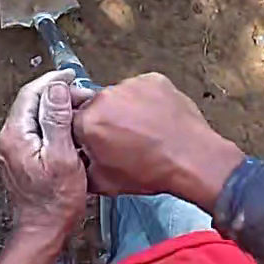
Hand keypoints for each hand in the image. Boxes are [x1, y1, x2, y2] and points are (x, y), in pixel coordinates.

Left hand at [0, 70, 89, 263]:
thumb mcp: (62, 156)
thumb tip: (56, 88)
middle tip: (84, 97)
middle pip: (31, 103)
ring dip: (56, 109)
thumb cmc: (55, 200)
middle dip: (57, 95)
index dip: (53, 81)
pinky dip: (52, 125)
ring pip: (34, 116)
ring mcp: (12, 149)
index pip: (31, 93)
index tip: (72, 77)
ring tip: (80, 110)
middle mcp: (8, 139)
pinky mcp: (20, 158)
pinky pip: (35, 131)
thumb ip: (57, 120)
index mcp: (15, 134)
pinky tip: (70, 129)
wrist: (43, 230)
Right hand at [72, 73, 243, 211]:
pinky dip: (147, 101)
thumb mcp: (106, 183)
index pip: (71, 121)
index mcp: (88, 122)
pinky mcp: (152, 80)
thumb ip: (83, 169)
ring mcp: (130, 86)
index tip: (94, 140)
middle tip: (122, 137)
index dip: (83, 133)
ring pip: (119, 96)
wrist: (192, 159)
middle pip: (95, 106)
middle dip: (105, 120)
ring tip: (144, 129)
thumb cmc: (153, 171)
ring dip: (126, 109)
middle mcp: (105, 98)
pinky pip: (142, 89)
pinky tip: (156, 119)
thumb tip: (77, 164)